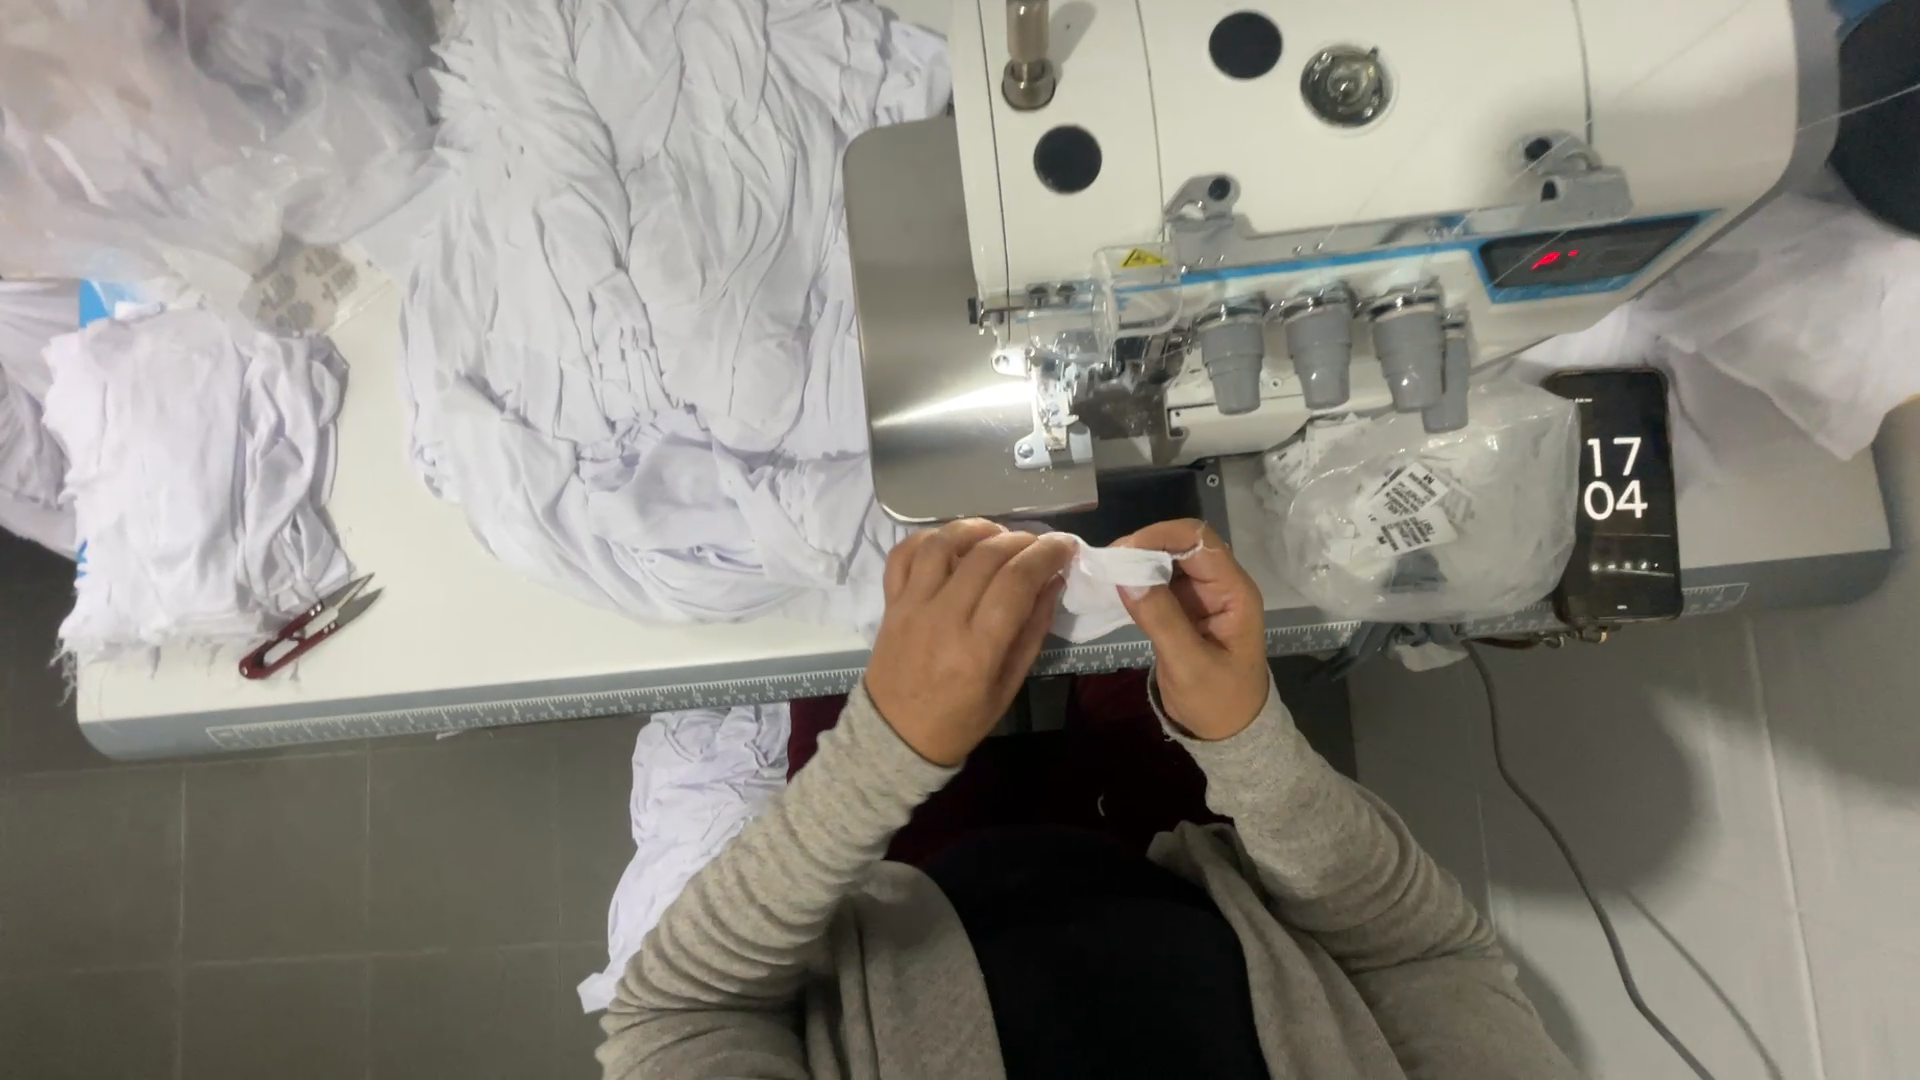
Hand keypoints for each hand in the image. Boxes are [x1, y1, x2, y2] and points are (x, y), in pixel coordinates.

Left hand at [865, 520, 1075, 765]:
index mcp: (977, 648)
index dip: (1047, 554)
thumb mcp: (1009, 685)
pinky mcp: (890, 602)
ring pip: (941, 544)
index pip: (1017, 581)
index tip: (1065, 546)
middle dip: (1021, 539)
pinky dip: (928, 538)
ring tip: (997, 533)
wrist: (895, 736)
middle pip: (985, 556)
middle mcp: (942, 618)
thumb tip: (1053, 581)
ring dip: (975, 528)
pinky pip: (903, 554)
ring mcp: (911, 606)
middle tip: (1038, 544)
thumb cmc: (960, 719)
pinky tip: (952, 542)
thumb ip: (1033, 630)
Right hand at [1115, 519, 1268, 739]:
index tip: (1122, 552)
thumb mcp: (1189, 665)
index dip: (1161, 536)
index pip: (1200, 542)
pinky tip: (1115, 585)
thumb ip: (1161, 619)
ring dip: (1137, 560)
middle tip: (1107, 562)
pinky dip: (1136, 577)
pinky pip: (1159, 579)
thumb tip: (1126, 577)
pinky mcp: (1182, 607)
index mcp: (1234, 592)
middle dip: (1144, 545)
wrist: (1227, 732)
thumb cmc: (1217, 701)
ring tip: (1106, 572)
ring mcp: (1200, 595)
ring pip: (1167, 558)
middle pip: (1182, 543)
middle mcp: (1220, 585)